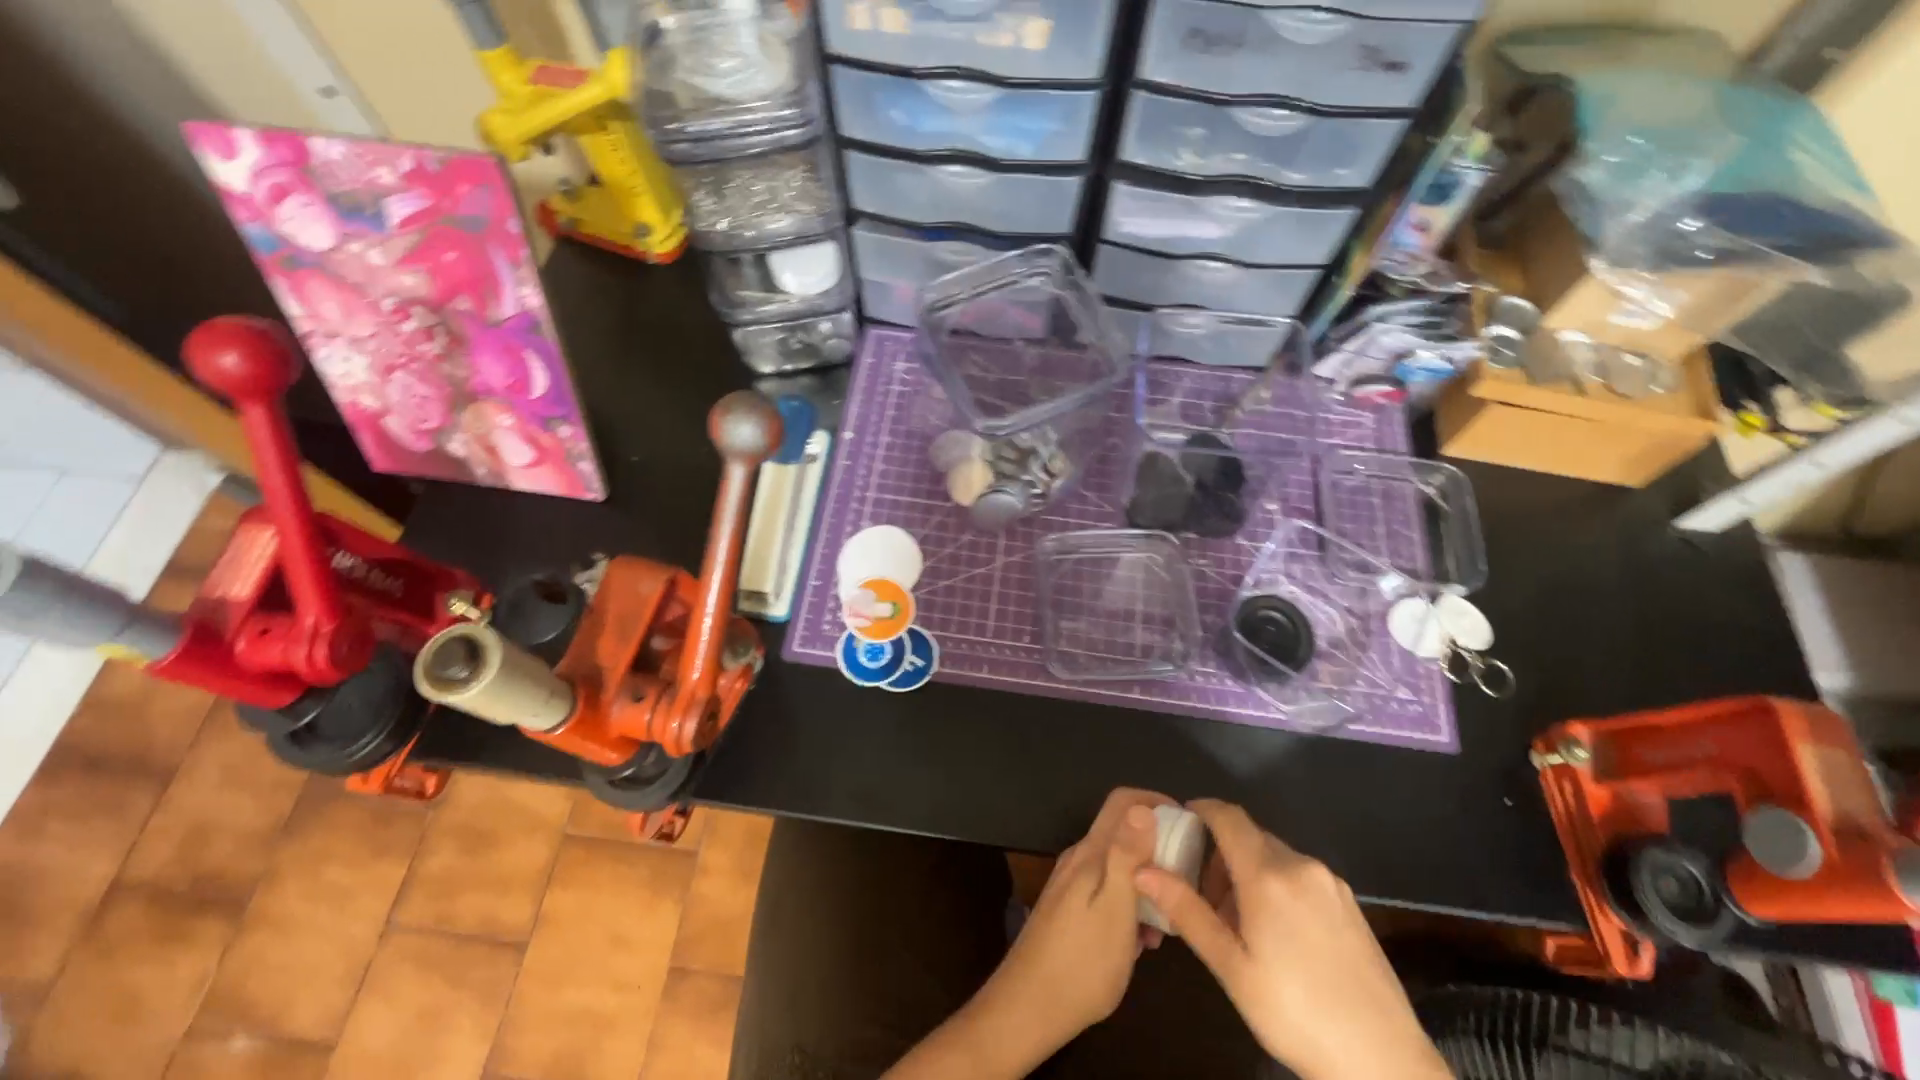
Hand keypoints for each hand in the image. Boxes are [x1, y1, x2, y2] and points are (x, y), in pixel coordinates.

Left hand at [979, 788, 1171, 1051]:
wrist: (1028, 1009)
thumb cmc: (1082, 963)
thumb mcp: (1115, 909)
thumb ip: (1127, 856)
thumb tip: (1143, 807)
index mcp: (1090, 853)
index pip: (1122, 802)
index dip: (1156, 802)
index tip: (1188, 825)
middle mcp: (1077, 861)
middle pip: (1123, 834)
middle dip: (1159, 852)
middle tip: (1187, 884)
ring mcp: (1070, 886)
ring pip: (1118, 869)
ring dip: (1147, 887)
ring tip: (1166, 926)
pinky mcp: (1068, 912)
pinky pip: (1108, 894)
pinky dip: (1130, 908)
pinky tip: (1140, 944)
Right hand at [1134, 800, 1449, 1079]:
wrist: (1381, 1057)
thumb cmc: (1293, 1012)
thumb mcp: (1230, 966)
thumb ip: (1186, 912)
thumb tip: (1143, 870)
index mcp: (1269, 875)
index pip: (1229, 817)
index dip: (1201, 810)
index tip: (1178, 821)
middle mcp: (1303, 866)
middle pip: (1251, 837)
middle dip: (1220, 854)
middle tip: (1199, 895)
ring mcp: (1332, 884)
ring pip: (1277, 858)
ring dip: (1248, 872)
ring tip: (1234, 922)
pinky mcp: (1350, 904)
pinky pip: (1301, 877)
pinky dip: (1276, 885)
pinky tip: (1272, 932)